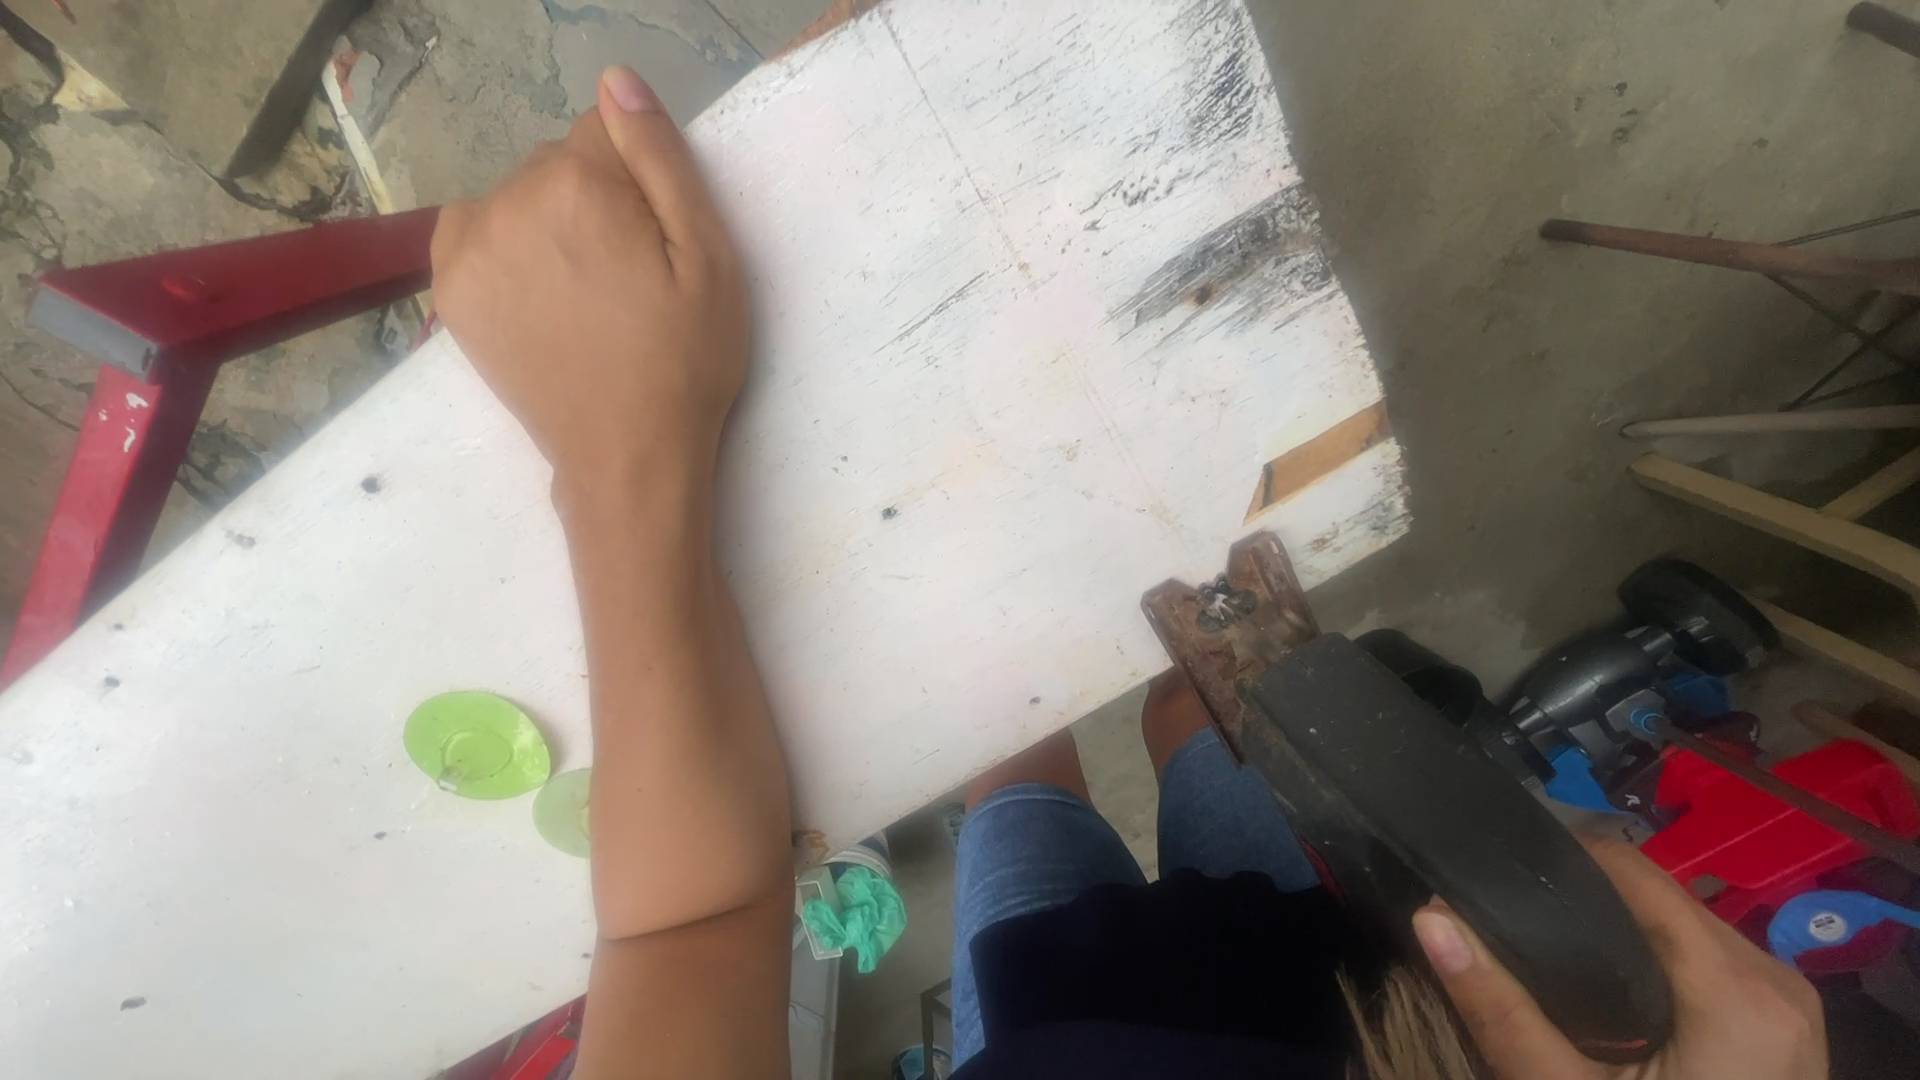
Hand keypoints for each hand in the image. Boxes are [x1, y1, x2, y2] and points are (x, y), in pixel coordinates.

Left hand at [430, 65, 748, 499]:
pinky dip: (515, 254)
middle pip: (560, 166)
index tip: (663, 249)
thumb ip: (664, 162)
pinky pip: (483, 236)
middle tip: (634, 284)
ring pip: (521, 200)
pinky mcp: (451, 292)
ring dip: (555, 227)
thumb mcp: (712, 262)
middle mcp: (505, 200)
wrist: (628, 456)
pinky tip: (549, 305)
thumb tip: (618, 79)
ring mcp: (467, 248)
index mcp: (575, 185)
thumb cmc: (685, 363)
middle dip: (598, 204)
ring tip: (593, 301)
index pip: (610, 133)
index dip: (647, 188)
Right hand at [1414, 838, 1826, 1078]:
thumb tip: (1428, 916)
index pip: (1628, 867)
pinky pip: (1694, 952)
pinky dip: (1637, 951)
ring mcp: (1783, 1000)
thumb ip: (1500, 1008)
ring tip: (1538, 948)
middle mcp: (1770, 975)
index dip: (1551, 859)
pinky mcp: (1778, 1022)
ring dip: (1602, 922)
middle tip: (1500, 919)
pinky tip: (1595, 982)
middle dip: (1569, 895)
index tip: (1488, 874)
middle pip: (1647, 890)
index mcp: (1735, 986)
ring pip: (1669, 917)